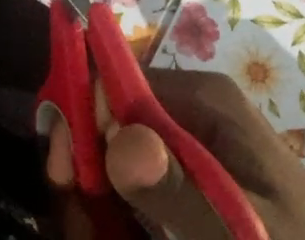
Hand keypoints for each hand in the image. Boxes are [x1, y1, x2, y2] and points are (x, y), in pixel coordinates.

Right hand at [47, 70, 304, 239]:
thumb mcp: (242, 231)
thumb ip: (181, 191)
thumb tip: (120, 139)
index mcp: (203, 98)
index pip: (111, 80)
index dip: (77, 120)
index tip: (62, 174)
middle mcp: (191, 105)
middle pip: (108, 114)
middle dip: (84, 160)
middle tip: (78, 215)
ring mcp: (191, 139)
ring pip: (117, 148)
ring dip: (98, 187)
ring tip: (97, 226)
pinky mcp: (193, 172)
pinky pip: (139, 173)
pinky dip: (121, 202)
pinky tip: (120, 225)